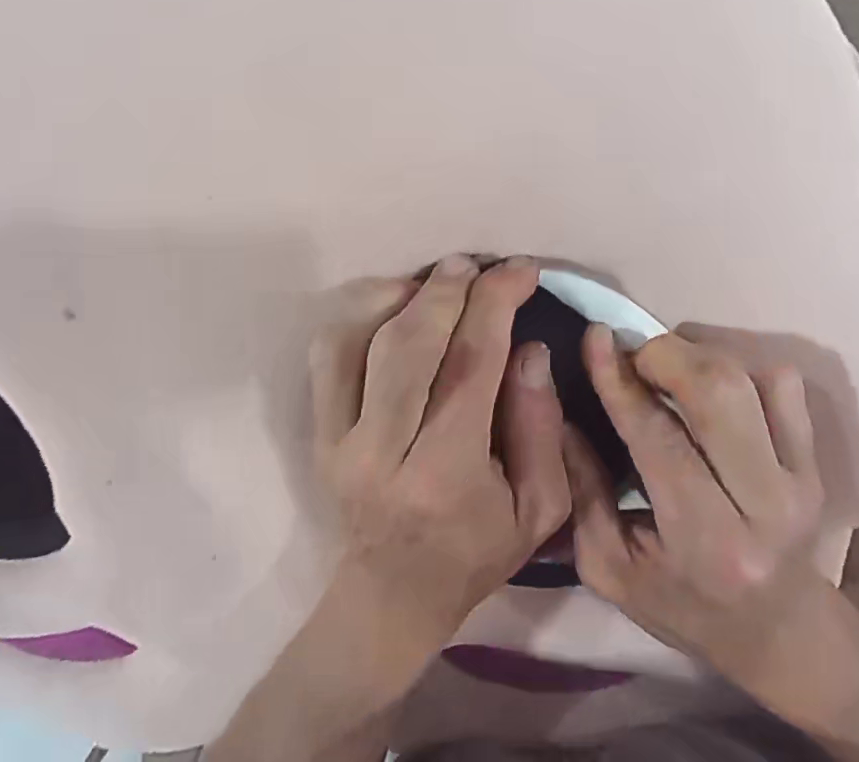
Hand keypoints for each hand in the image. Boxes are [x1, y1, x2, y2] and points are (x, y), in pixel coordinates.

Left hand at [311, 254, 570, 641]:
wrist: (392, 592)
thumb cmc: (476, 550)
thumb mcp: (538, 507)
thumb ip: (540, 426)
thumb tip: (528, 347)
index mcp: (446, 472)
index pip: (472, 365)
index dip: (497, 305)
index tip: (520, 271)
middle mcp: (383, 451)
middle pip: (411, 344)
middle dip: (449, 290)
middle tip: (478, 265)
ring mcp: (339, 440)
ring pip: (360, 340)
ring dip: (401, 295)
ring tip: (439, 279)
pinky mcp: (318, 433)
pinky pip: (327, 355)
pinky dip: (358, 315)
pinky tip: (393, 304)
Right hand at [562, 324, 827, 681]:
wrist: (779, 631)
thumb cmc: (680, 603)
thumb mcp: (607, 567)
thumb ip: (581, 490)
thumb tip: (561, 415)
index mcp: (703, 539)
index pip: (657, 436)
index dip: (619, 379)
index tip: (595, 336)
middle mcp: (762, 505)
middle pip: (719, 391)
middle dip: (665, 355)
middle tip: (632, 359)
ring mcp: (800, 479)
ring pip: (750, 378)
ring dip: (697, 357)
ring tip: (665, 372)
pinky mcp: (817, 462)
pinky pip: (782, 384)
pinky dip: (739, 370)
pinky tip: (710, 392)